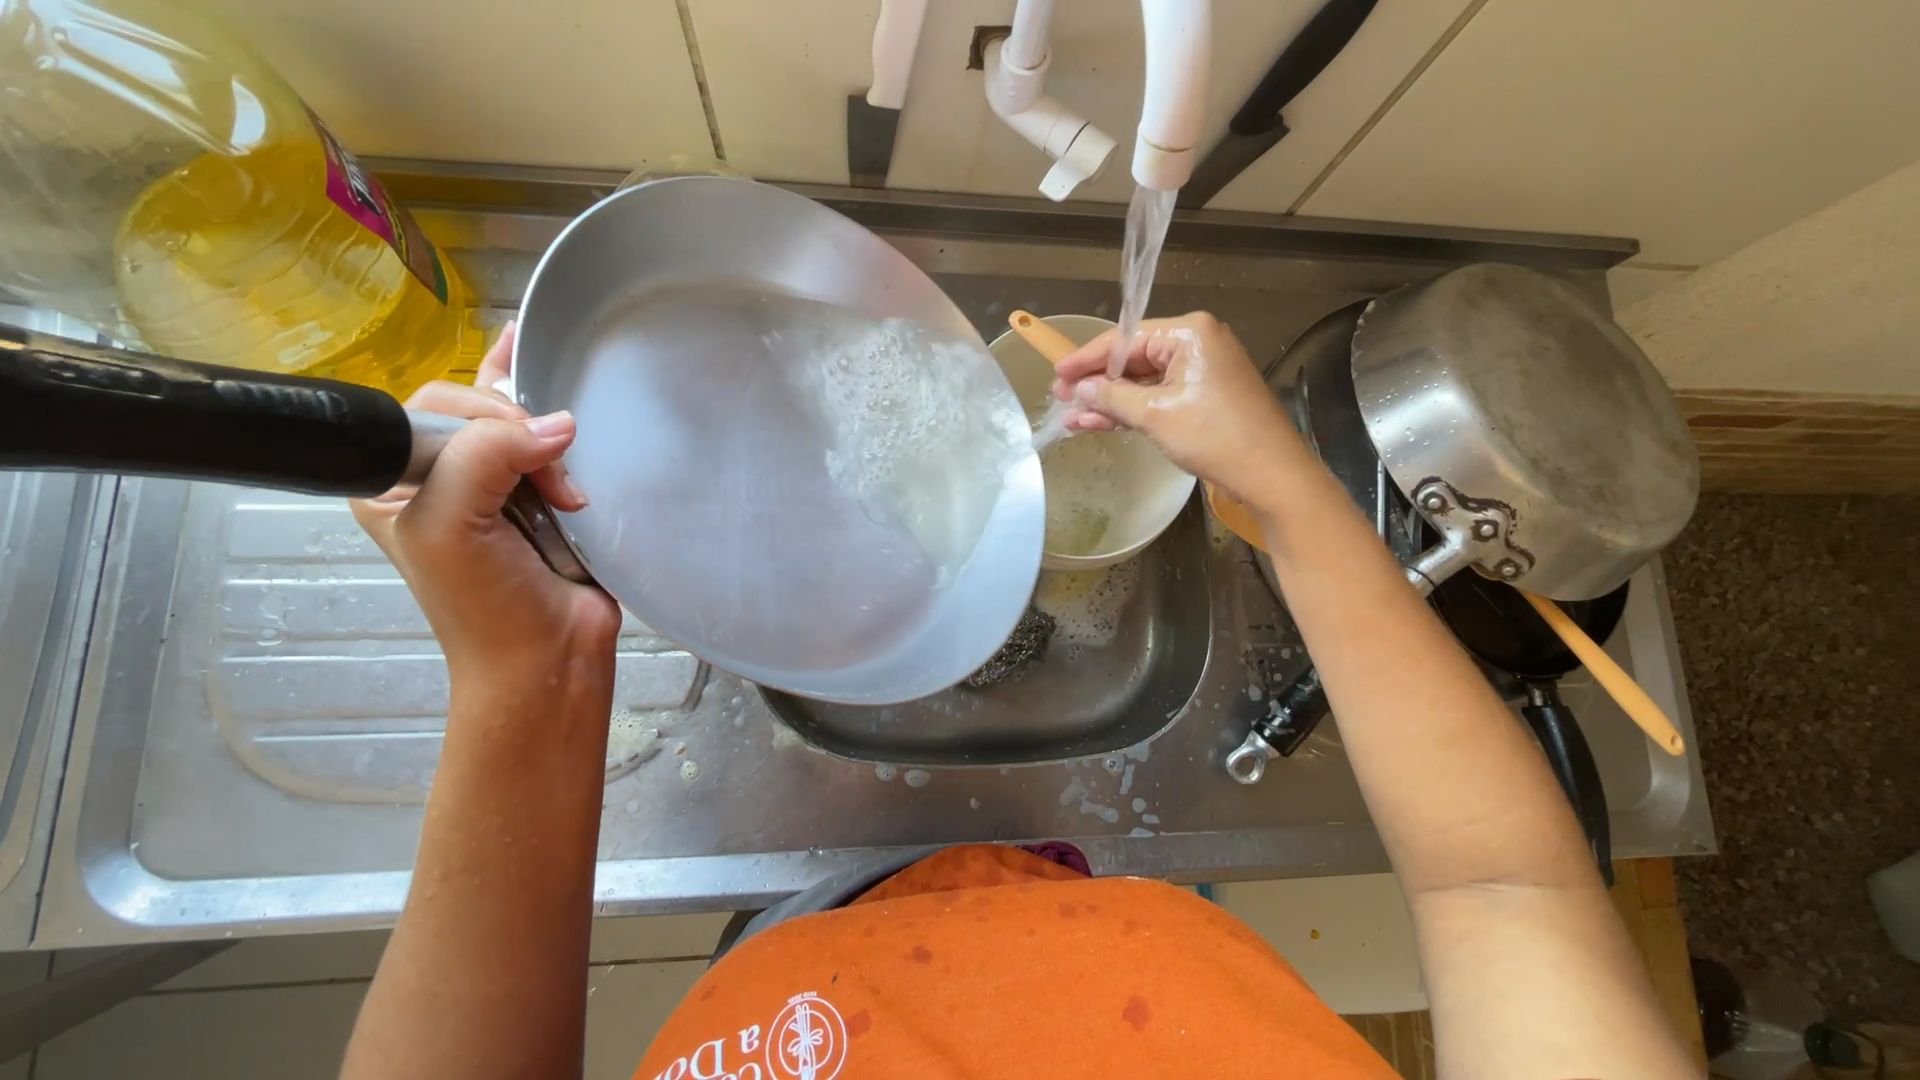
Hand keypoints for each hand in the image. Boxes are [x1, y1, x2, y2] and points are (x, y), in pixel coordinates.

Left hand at [350, 324, 622, 693]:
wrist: (552, 656)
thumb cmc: (486, 605)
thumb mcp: (453, 525)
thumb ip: (486, 457)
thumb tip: (560, 425)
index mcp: (394, 481)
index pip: (432, 407)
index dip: (477, 416)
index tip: (511, 451)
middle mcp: (443, 477)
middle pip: (484, 410)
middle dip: (522, 437)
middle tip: (549, 487)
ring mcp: (500, 487)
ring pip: (527, 428)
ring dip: (555, 455)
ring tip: (569, 499)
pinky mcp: (547, 500)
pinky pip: (560, 454)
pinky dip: (576, 460)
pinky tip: (579, 469)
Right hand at [1050, 312, 1307, 499]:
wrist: (1270, 474)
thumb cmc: (1214, 435)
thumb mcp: (1155, 414)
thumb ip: (1112, 397)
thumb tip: (1078, 389)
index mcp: (1188, 333)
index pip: (1124, 338)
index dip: (1086, 358)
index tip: (1056, 372)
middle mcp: (1196, 344)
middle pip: (1132, 359)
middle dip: (1096, 383)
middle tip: (1059, 399)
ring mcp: (1201, 372)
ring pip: (1143, 383)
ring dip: (1108, 402)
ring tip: (1072, 419)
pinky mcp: (1203, 398)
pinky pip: (1158, 398)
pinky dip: (1131, 411)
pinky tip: (1098, 424)